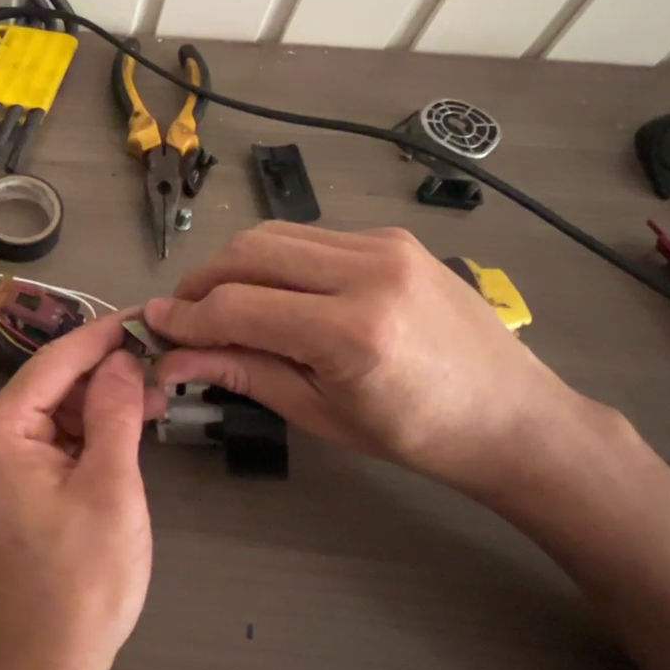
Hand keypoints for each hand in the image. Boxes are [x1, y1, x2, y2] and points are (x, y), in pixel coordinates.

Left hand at [0, 312, 158, 669]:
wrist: (51, 659)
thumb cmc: (82, 578)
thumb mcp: (110, 487)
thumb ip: (115, 413)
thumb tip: (123, 358)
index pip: (53, 362)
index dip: (101, 336)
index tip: (144, 314)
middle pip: (54, 383)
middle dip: (107, 371)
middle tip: (161, 356)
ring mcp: (2, 461)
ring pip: (59, 410)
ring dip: (104, 401)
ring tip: (157, 390)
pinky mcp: (19, 483)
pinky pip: (58, 438)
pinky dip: (93, 430)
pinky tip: (132, 424)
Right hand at [143, 223, 584, 492]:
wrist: (515, 415)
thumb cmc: (416, 434)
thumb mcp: (319, 414)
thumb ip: (242, 372)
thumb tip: (172, 357)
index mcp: (352, 333)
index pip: (236, 307)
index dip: (185, 317)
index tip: (154, 326)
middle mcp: (368, 273)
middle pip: (246, 253)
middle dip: (200, 281)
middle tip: (182, 313)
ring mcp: (384, 246)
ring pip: (272, 234)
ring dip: (232, 264)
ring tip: (219, 299)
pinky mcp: (392, 237)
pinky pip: (308, 236)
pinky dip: (273, 258)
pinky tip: (273, 290)